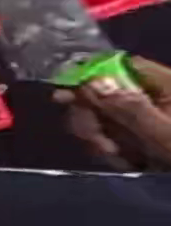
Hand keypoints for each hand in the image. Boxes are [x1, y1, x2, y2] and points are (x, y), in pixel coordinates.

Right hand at [54, 56, 170, 169]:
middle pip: (105, 92)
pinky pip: (113, 131)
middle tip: (100, 143)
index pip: (123, 66)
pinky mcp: (149, 132)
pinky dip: (110, 146)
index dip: (89, 77)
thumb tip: (92, 81)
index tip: (65, 98)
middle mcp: (163, 96)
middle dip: (90, 118)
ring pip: (103, 115)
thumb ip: (127, 106)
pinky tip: (124, 160)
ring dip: (98, 137)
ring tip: (118, 156)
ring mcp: (155, 115)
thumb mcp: (164, 133)